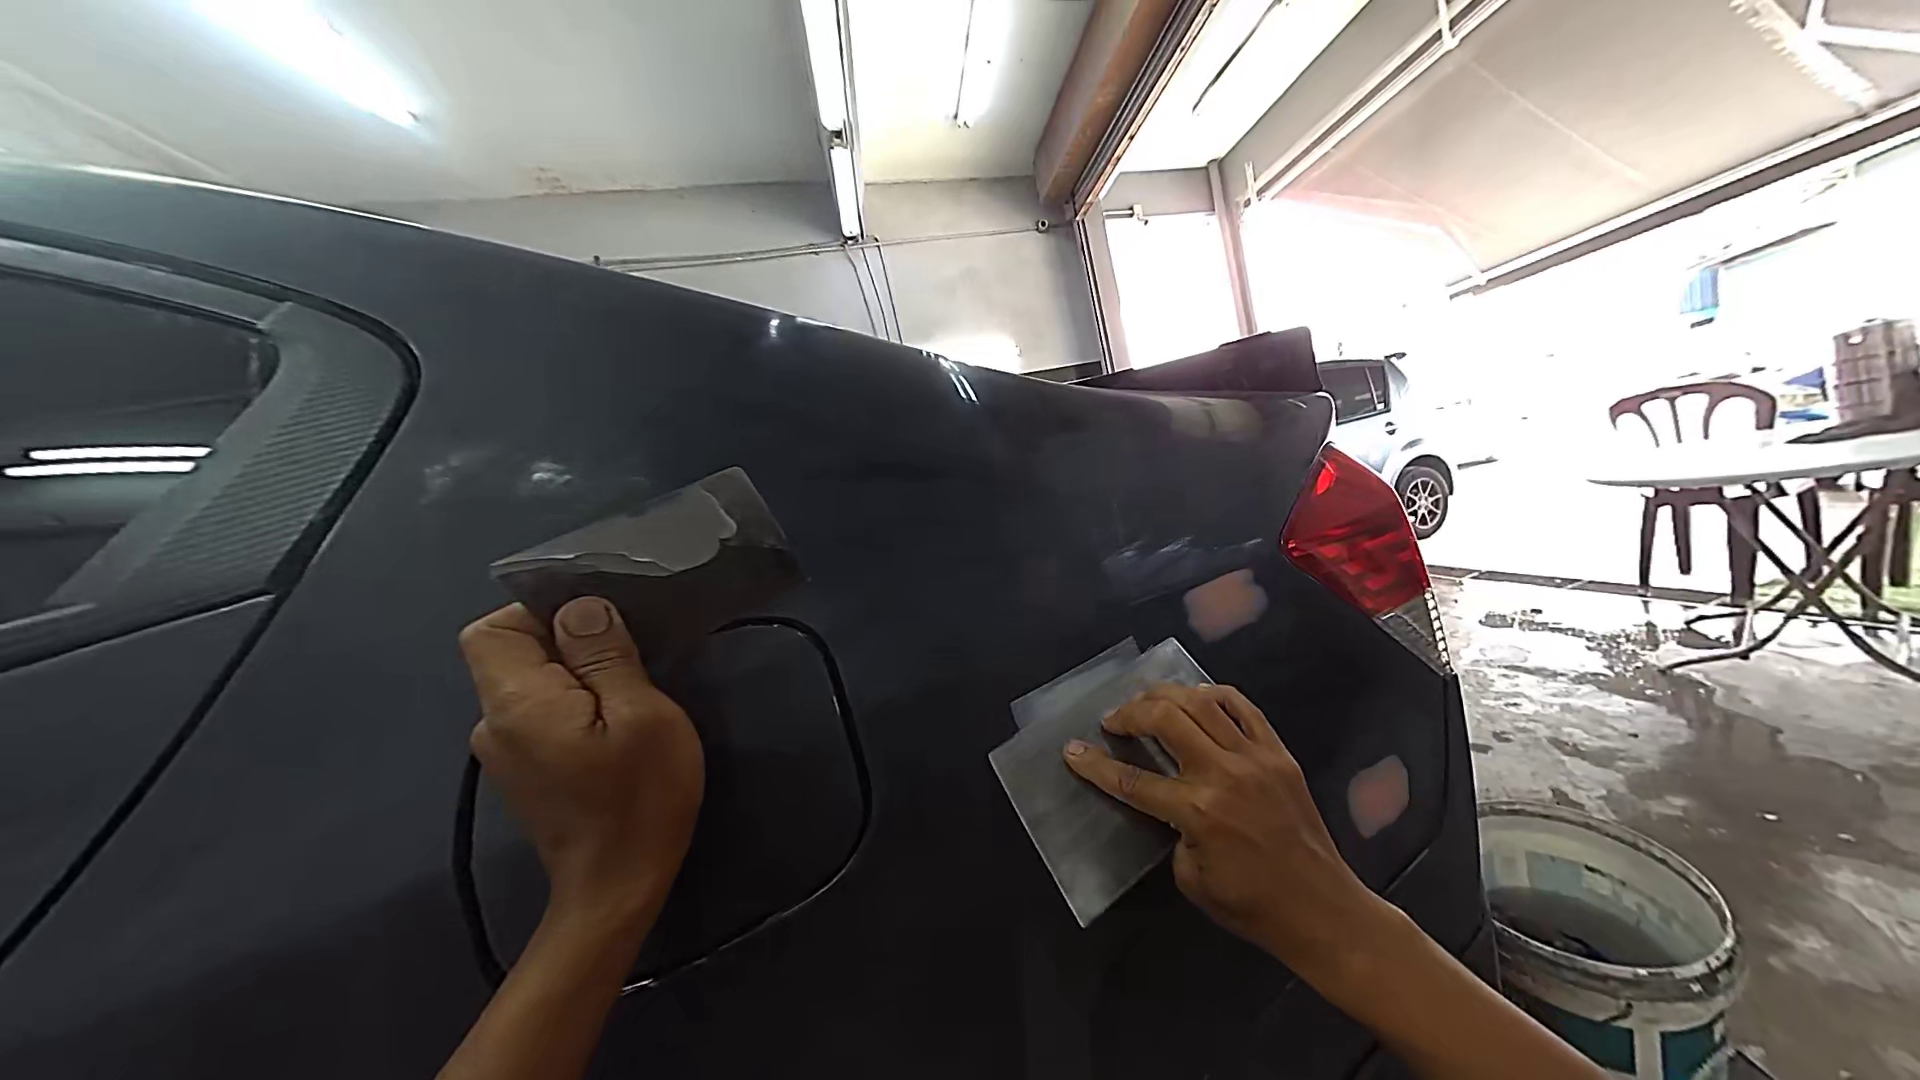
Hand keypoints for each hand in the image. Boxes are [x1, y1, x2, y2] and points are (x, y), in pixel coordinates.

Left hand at [458, 598, 703, 923]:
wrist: (619, 884)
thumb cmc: (640, 796)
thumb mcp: (641, 714)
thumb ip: (605, 655)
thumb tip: (581, 607)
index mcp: (516, 704)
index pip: (492, 627)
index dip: (541, 611)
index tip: (601, 626)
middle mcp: (493, 723)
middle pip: (511, 652)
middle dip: (569, 641)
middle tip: (630, 659)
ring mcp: (505, 750)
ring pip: (531, 680)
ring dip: (577, 672)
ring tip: (630, 691)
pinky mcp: (525, 767)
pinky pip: (540, 708)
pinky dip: (574, 699)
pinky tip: (614, 721)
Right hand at [1062, 683, 1377, 976]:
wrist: (1323, 911)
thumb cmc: (1251, 905)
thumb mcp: (1190, 877)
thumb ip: (1170, 829)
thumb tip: (1166, 796)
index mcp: (1197, 812)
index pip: (1132, 779)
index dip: (1095, 764)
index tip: (1071, 750)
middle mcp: (1223, 774)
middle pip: (1164, 719)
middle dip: (1128, 713)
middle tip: (1113, 721)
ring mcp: (1254, 758)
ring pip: (1199, 702)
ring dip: (1163, 695)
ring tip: (1146, 701)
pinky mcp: (1278, 753)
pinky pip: (1243, 707)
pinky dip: (1213, 694)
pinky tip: (1195, 697)